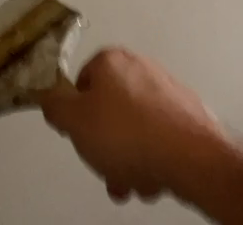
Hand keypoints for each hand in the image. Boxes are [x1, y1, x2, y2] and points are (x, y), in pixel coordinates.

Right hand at [39, 47, 233, 204]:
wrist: (192, 156)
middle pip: (109, 109)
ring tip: (131, 182)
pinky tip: (153, 178)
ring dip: (127, 157)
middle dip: (105, 145)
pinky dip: (152, 156)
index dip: (76, 115)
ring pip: (134, 127)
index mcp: (110, 60)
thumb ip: (55, 107)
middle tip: (107, 168)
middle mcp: (139, 66)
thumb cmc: (127, 134)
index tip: (80, 138)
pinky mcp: (188, 114)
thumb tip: (50, 98)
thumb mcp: (74, 121)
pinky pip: (159, 135)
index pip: (81, 83)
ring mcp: (166, 89)